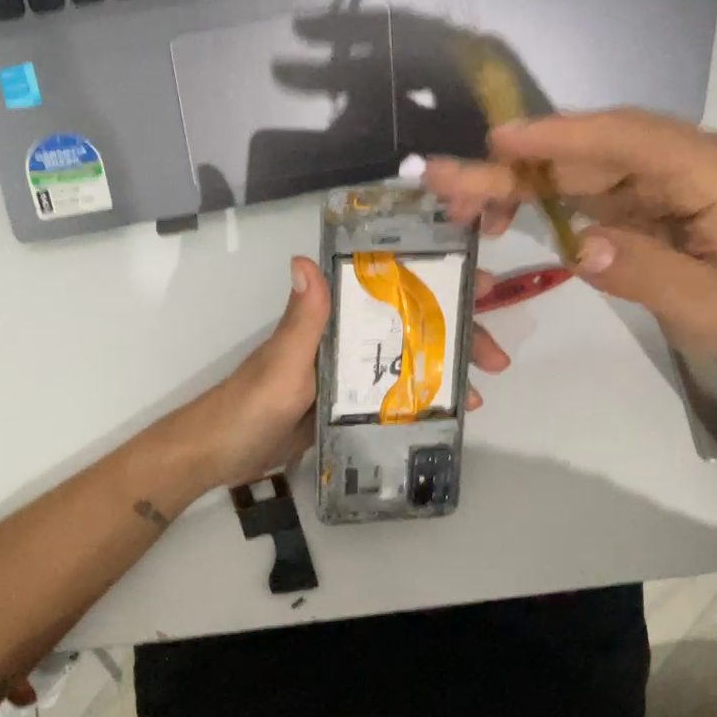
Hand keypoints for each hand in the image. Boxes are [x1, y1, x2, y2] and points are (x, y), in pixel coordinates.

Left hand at [182, 256, 511, 489]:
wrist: (218, 455)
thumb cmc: (247, 406)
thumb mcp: (280, 365)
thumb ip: (301, 322)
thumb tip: (306, 261)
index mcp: (328, 322)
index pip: (389, 290)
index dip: (435, 283)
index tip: (481, 287)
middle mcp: (341, 341)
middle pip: (409, 328)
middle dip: (457, 336)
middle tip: (497, 359)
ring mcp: (343, 377)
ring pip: (405, 364)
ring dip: (445, 374)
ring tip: (478, 398)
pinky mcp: (341, 409)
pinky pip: (390, 399)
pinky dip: (420, 404)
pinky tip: (446, 416)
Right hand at [423, 109, 716, 361]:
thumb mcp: (706, 305)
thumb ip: (648, 272)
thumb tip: (581, 248)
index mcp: (708, 169)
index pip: (627, 139)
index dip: (562, 137)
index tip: (501, 140)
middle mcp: (676, 160)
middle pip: (586, 151)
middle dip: (516, 163)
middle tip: (447, 177)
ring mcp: (650, 179)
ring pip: (571, 168)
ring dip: (514, 181)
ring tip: (458, 201)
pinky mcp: (629, 201)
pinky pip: (572, 190)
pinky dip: (531, 199)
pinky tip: (498, 216)